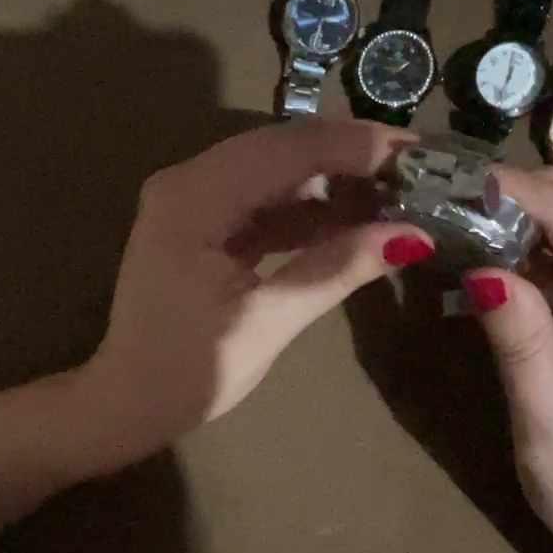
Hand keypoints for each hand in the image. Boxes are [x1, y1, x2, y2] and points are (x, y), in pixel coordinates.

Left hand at [81, 118, 436, 447]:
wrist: (128, 404)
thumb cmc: (190, 373)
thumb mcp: (268, 321)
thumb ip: (335, 269)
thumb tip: (413, 234)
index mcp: (193, 198)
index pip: (288, 149)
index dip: (358, 147)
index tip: (423, 156)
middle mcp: (187, 182)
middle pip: (281, 150)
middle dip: (350, 160)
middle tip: (418, 176)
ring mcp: (191, 201)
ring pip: (274, 173)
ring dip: (331, 185)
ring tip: (396, 201)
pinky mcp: (200, 224)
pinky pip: (261, 202)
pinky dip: (305, 211)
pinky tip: (351, 224)